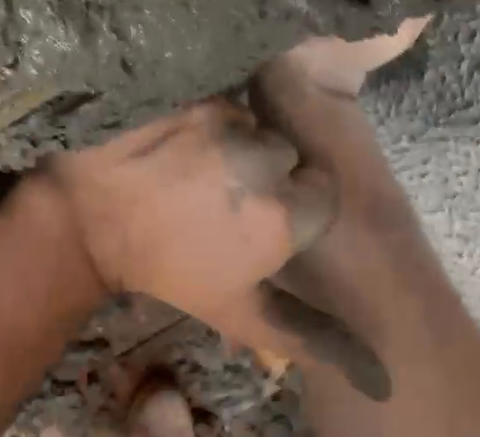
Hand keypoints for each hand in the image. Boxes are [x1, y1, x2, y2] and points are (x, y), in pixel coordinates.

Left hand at [35, 99, 333, 324]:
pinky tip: (187, 147)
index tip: (264, 215)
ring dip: (243, 145)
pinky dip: (215, 123)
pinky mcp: (201, 102)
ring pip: (260, 129)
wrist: (98, 214)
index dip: (296, 203)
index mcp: (284, 220)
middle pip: (290, 156)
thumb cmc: (172, 269)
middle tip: (229, 194)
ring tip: (205, 170)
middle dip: (270, 171)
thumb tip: (381, 377)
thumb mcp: (242, 313)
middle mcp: (265, 166)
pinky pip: (229, 109)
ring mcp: (230, 128)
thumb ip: (311, 336)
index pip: (323, 192)